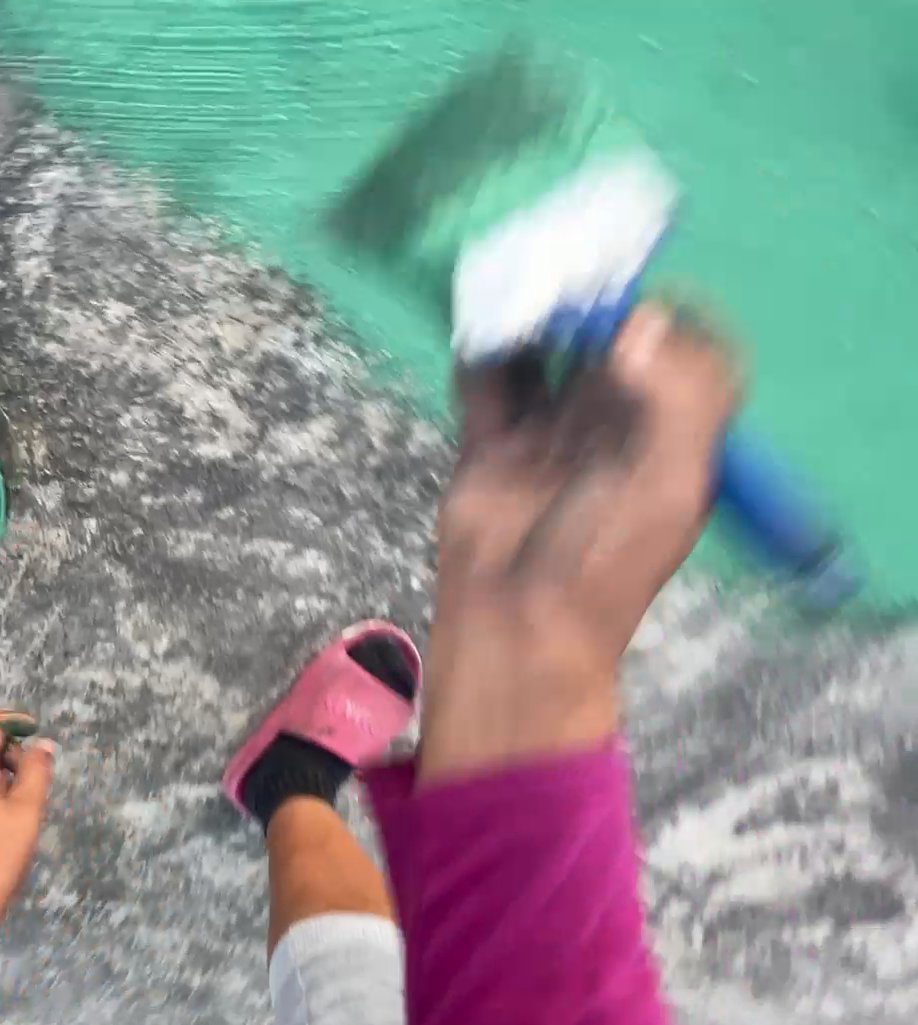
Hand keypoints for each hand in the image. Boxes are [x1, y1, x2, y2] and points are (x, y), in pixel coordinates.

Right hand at [420, 303, 739, 782]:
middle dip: (585, 311)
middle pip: (604, 348)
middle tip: (559, 279)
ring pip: (541, 363)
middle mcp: (611, 425)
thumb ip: (673, 400)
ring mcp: (546, 434)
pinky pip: (486, 391)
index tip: (627, 297)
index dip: (661, 316)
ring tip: (512, 297)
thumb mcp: (667, 482)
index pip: (681, 352)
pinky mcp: (488, 446)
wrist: (516, 614)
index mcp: (673, 432)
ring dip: (528, 330)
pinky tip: (476, 334)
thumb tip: (637, 324)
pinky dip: (479, 360)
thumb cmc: (603, 557)